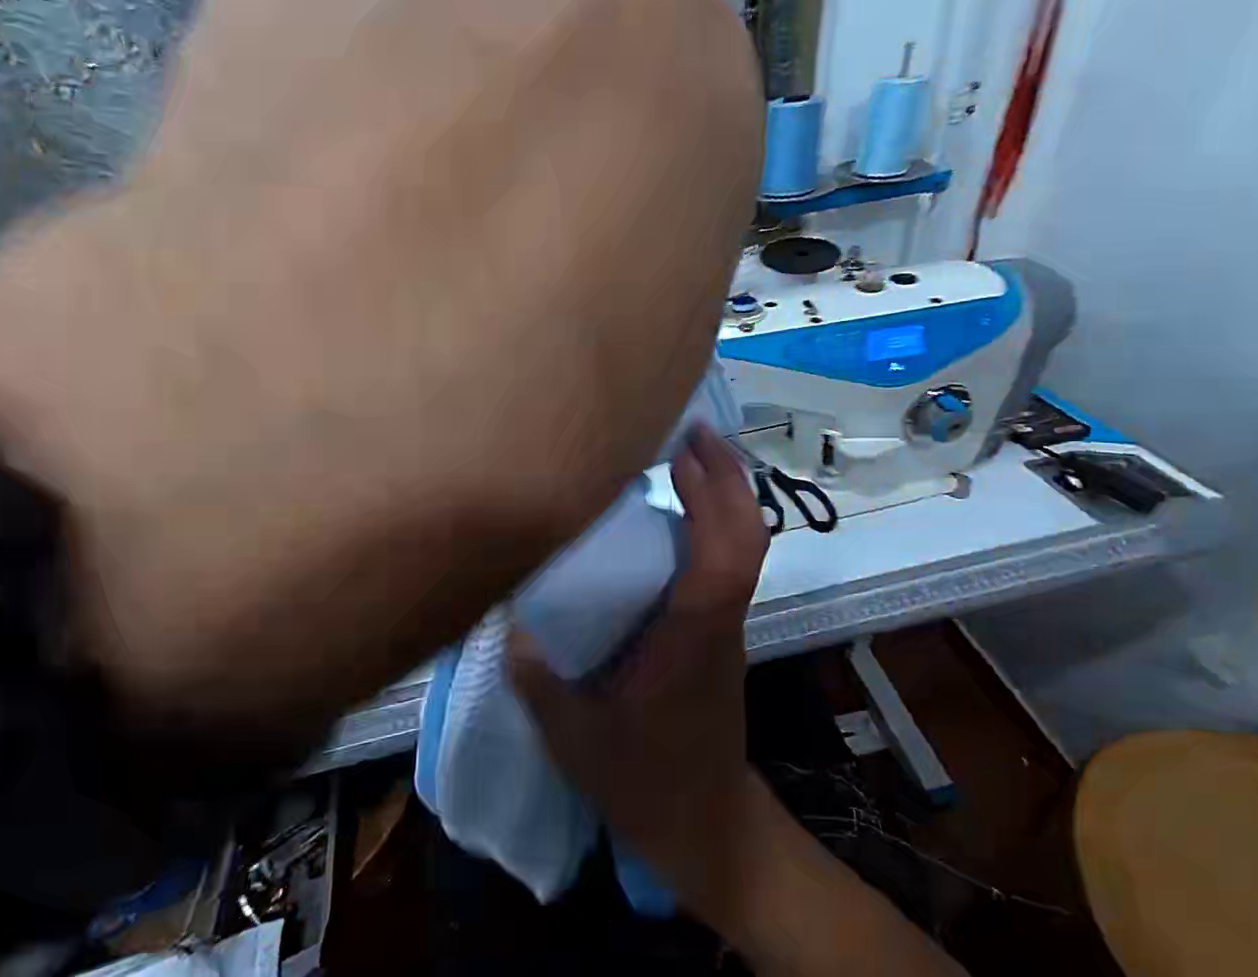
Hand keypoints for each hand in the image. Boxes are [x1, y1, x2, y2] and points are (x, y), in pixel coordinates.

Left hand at [0, 0, 760, 733]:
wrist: (306, 416)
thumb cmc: (539, 408)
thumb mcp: (662, 351)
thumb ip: (654, 241)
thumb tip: (596, 223)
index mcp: (696, 58)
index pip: (683, 108)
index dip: (636, 188)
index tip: (591, 252)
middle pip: (575, 33)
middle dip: (549, 117)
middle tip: (489, 228)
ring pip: (458, 4)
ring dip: (442, 84)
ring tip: (381, 210)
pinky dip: (334, 67)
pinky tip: (306, 170)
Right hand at [509, 426, 768, 909]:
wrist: (703, 824)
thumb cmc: (645, 783)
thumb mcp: (576, 739)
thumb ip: (539, 678)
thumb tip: (508, 620)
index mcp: (694, 638)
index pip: (725, 557)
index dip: (713, 496)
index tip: (684, 450)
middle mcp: (720, 621)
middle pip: (749, 537)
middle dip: (727, 477)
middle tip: (689, 432)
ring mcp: (726, 625)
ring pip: (745, 547)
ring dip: (724, 496)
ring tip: (685, 458)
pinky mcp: (719, 632)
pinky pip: (726, 563)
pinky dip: (712, 524)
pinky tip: (673, 515)